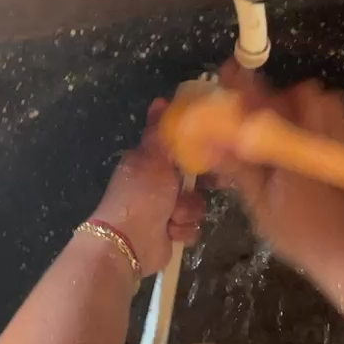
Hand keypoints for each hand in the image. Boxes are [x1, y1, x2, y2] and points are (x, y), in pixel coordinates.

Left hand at [89, 100, 207, 276]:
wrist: (129, 242)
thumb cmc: (141, 195)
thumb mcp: (152, 158)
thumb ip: (160, 132)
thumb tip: (161, 101)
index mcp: (150, 163)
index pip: (181, 152)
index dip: (198, 155)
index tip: (214, 156)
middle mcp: (157, 185)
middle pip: (194, 181)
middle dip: (195, 190)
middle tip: (205, 188)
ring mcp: (164, 210)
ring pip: (196, 206)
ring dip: (187, 212)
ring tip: (172, 217)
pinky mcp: (171, 233)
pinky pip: (191, 227)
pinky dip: (182, 231)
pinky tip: (170, 232)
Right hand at [212, 62, 343, 269]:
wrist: (343, 251)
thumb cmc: (297, 230)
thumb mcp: (259, 203)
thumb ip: (238, 168)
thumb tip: (210, 144)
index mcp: (294, 146)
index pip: (266, 103)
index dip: (245, 85)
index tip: (230, 72)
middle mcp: (321, 136)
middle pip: (307, 93)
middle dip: (284, 97)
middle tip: (266, 117)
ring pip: (331, 103)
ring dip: (309, 107)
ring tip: (291, 129)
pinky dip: (331, 122)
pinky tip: (316, 143)